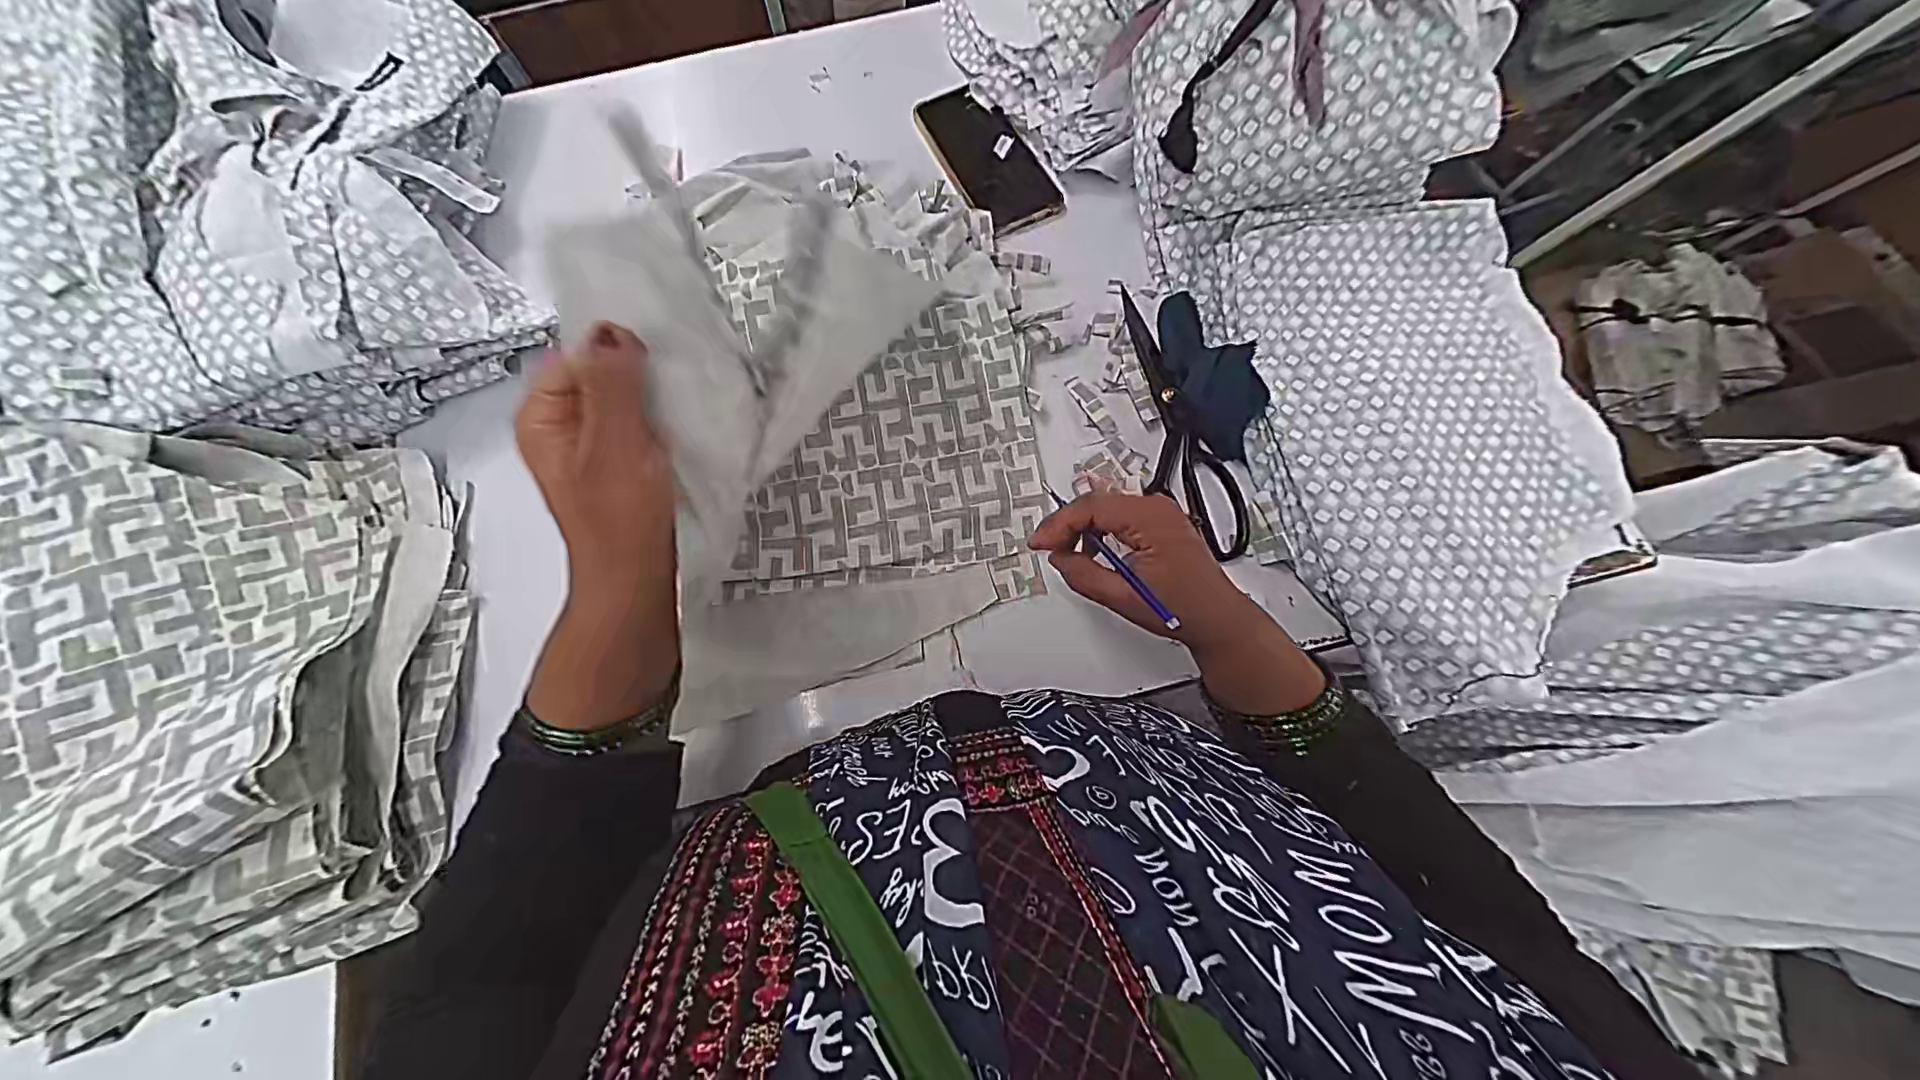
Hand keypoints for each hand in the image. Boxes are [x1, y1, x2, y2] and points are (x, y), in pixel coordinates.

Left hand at [517, 323, 679, 730]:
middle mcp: (564, 427)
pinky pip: (640, 425)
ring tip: (685, 403)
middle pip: (601, 376)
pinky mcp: (624, 464)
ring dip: (654, 399)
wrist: (638, 580)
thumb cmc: (622, 517)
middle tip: (678, 383)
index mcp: (544, 416)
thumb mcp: (615, 444)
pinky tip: (683, 427)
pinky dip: (661, 421)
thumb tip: (612, 330)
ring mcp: (595, 447)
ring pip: (625, 401)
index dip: (616, 352)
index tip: (659, 362)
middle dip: (639, 375)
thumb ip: (612, 386)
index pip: (576, 357)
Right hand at [1028, 493, 1324, 713]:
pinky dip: (1101, 532)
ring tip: (1071, 555)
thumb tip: (1060, 558)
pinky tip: (1094, 553)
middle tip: (1049, 548)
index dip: (1058, 524)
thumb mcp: (1122, 596)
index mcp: (1150, 518)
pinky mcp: (1160, 523)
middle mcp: (1157, 508)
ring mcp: (1161, 513)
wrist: (1218, 620)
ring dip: (1084, 529)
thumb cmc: (1186, 609)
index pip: (1091, 507)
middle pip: (1097, 503)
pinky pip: (1120, 517)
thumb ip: (1083, 574)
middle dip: (1067, 526)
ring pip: (1106, 509)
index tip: (1041, 542)